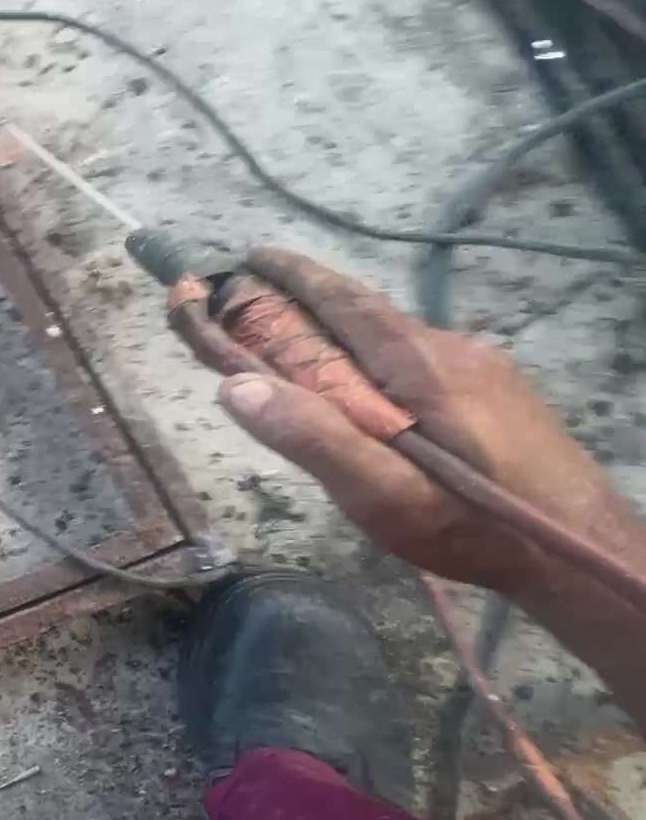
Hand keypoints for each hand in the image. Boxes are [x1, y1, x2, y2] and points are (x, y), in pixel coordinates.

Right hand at [214, 247, 644, 598]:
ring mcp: (477, 370)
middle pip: (362, 314)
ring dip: (330, 331)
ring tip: (285, 351)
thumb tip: (234, 383)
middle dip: (299, 301)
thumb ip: (311, 436)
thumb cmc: (472, 527)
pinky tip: (351, 387)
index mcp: (421, 364)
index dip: (293, 275)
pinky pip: (408, 358)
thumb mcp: (380, 493)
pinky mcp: (490, 393)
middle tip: (246, 306)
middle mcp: (451, 351)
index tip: (248, 256)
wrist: (586, 563)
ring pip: (385, 338)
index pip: (346, 301)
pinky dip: (360, 354)